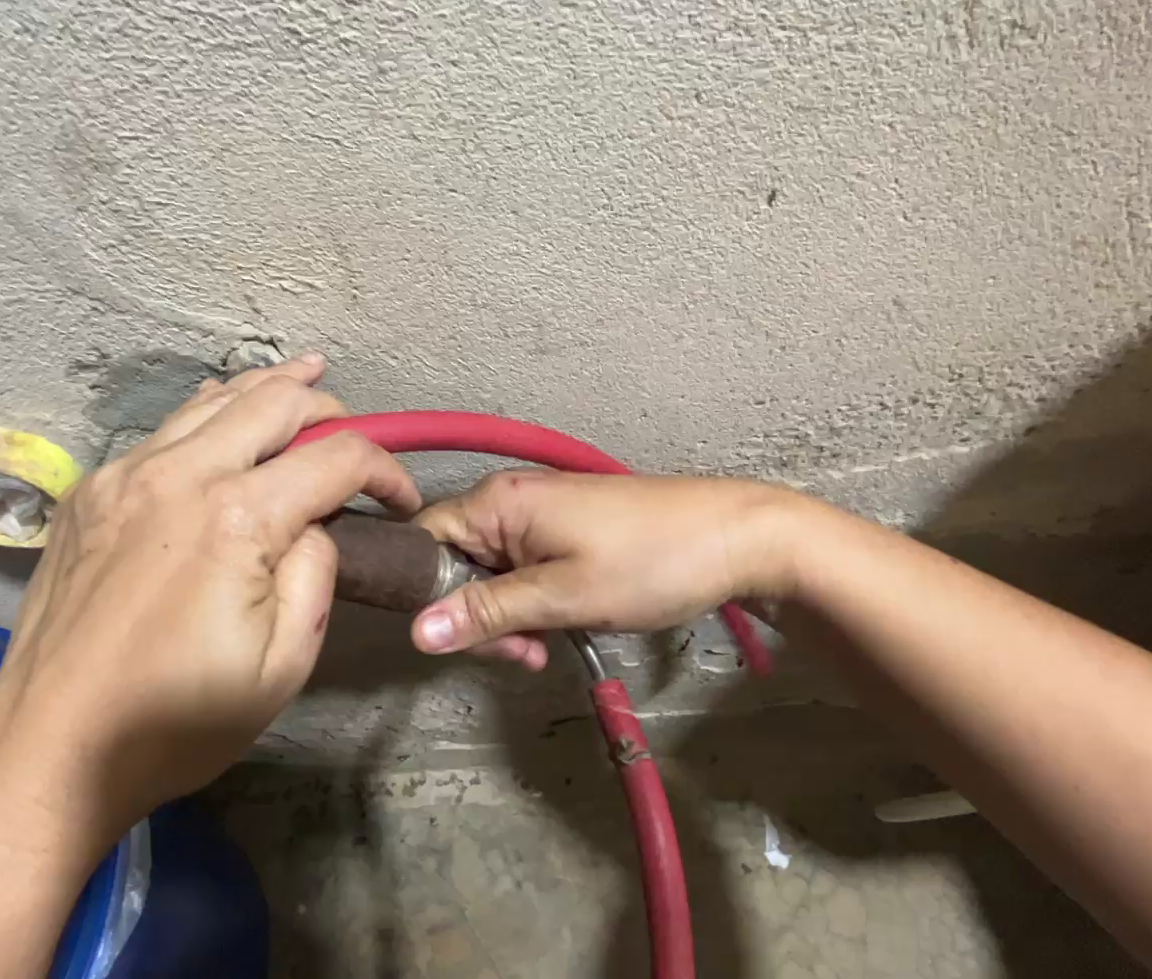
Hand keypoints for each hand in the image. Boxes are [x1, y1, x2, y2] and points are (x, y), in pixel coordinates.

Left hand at [0, 354, 419, 839]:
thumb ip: (314, 572)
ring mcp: (125, 473)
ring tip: (307, 374)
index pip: (335, 458)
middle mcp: (179, 474)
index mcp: (235, 519)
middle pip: (275, 402)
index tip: (401, 500)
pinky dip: (211, 413)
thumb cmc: (176, 721)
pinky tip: (225, 414)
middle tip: (354, 440)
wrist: (49, 748)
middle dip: (330, 410)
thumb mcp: (282, 663)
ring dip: (271, 388)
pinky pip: (166, 428)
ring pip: (214, 399)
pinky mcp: (92, 490)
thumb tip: (311, 523)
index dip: (384, 470)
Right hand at [409, 472, 807, 670]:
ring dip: (505, 615)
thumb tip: (415, 633)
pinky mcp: (562, 529)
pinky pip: (521, 568)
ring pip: (489, 570)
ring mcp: (537, 513)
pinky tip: (556, 629)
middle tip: (519, 652)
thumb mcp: (562, 597)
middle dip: (475, 613)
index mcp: (497, 502)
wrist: (736, 538)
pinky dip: (530, 602)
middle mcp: (508, 499)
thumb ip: (486, 612)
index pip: (424, 540)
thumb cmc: (647, 562)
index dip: (428, 592)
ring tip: (542, 648)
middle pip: (455, 560)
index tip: (461, 637)